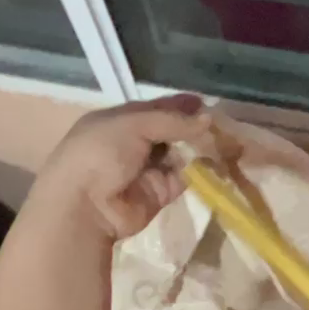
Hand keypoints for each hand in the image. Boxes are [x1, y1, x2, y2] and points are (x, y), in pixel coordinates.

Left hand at [30, 95, 211, 240]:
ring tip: (224, 139)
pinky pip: (181, 179)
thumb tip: (208, 117)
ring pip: (178, 154)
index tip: (206, 102)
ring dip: (197, 147)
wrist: (84, 207)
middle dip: (191, 126)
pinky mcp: (158, 193)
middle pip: (168, 131)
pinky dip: (197, 171)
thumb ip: (171, 120)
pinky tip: (216, 161)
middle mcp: (131, 144)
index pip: (155, 108)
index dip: (179, 105)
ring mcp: (145, 170)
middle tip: (221, 121)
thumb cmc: (101, 153)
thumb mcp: (133, 124)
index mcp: (118, 121)